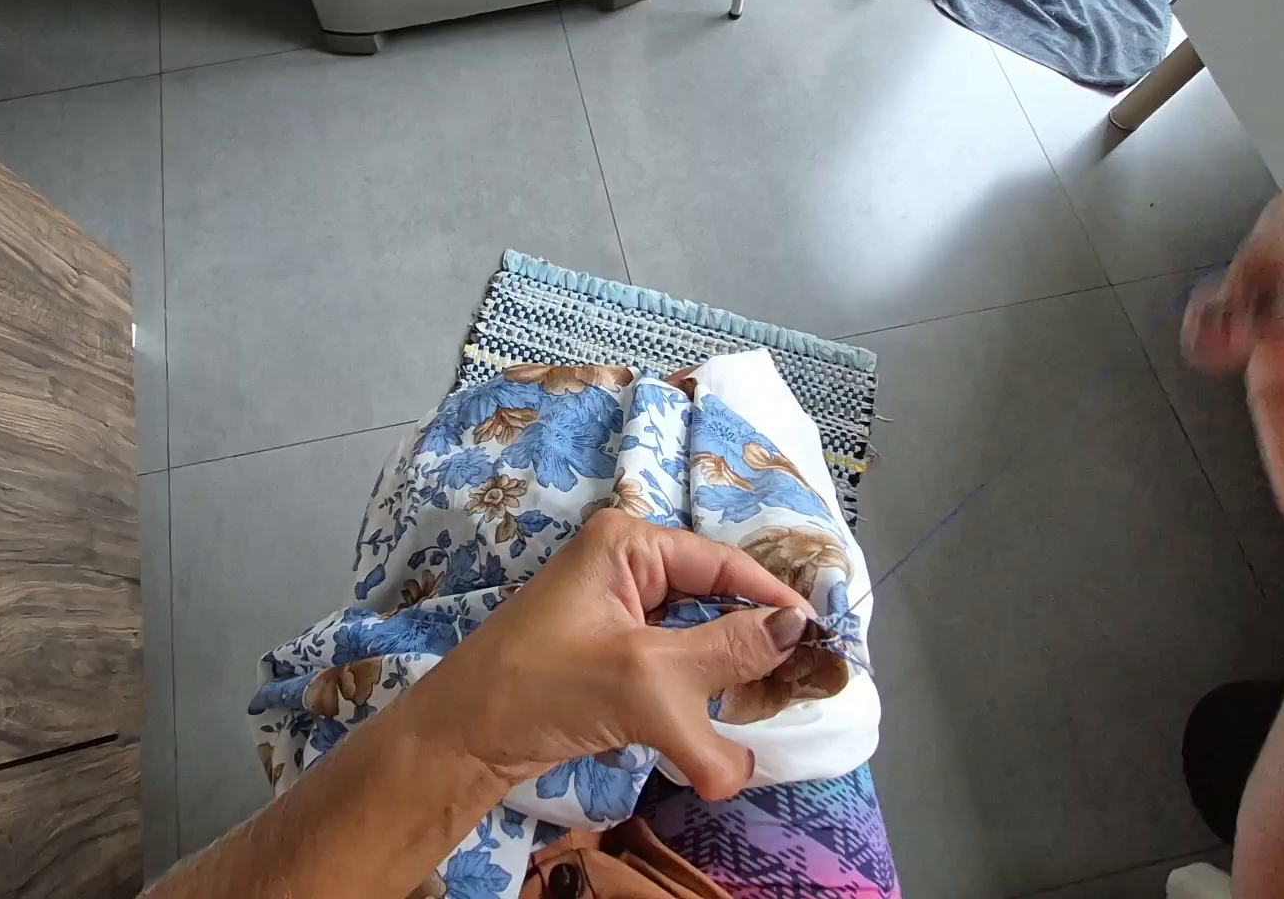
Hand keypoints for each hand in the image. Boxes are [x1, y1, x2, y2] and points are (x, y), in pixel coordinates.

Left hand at [397, 508, 813, 799]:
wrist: (463, 740)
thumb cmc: (544, 685)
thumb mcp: (644, 673)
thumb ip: (725, 654)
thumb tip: (796, 632)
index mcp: (627, 543)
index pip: (718, 561)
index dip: (771, 598)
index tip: (820, 638)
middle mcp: (624, 567)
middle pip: (709, 598)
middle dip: (747, 644)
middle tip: (797, 684)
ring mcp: (616, 611)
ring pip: (692, 636)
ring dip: (719, 679)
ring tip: (758, 712)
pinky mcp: (611, 653)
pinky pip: (670, 665)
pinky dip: (693, 697)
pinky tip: (712, 732)